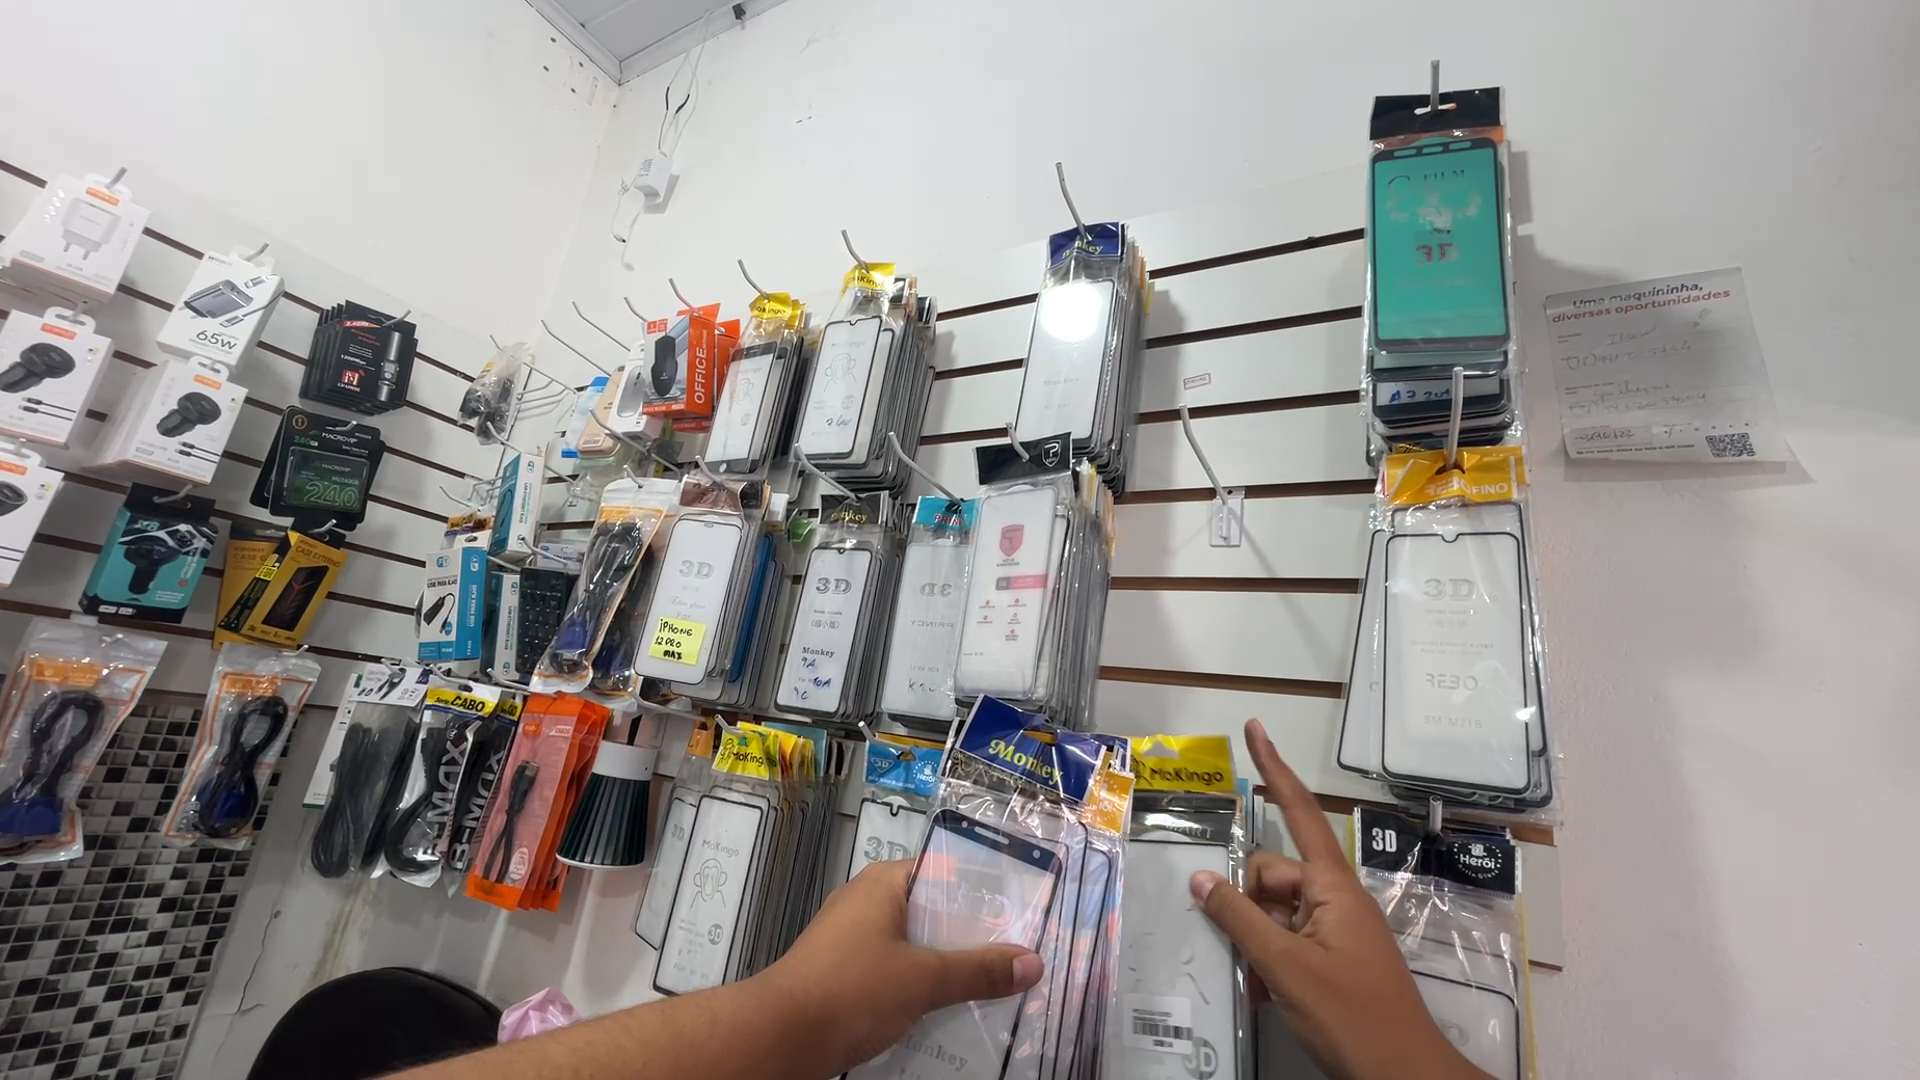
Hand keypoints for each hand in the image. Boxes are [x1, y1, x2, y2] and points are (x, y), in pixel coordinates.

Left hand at [756, 859, 1044, 1076]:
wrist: (779, 1037)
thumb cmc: (852, 988)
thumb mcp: (923, 979)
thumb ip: (977, 971)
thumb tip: (1032, 962)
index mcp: (885, 882)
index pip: (944, 871)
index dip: (982, 891)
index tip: (1018, 912)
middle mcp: (868, 900)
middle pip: (932, 911)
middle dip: (969, 935)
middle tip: (1014, 954)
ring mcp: (852, 937)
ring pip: (913, 944)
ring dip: (945, 965)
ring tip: (990, 985)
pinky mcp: (843, 972)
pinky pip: (893, 970)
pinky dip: (918, 986)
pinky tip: (945, 1010)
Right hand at [1190, 720, 1489, 1079]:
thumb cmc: (1354, 1018)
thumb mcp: (1286, 967)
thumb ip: (1239, 918)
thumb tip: (1200, 878)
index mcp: (1331, 886)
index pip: (1298, 810)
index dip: (1274, 767)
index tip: (1255, 728)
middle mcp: (1332, 897)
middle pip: (1270, 873)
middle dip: (1245, 902)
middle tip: (1240, 948)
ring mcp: (1334, 928)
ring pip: (1272, 908)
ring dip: (1253, 937)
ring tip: (1253, 980)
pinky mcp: (1332, 956)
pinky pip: (1284, 936)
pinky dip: (1266, 956)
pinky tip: (1261, 990)